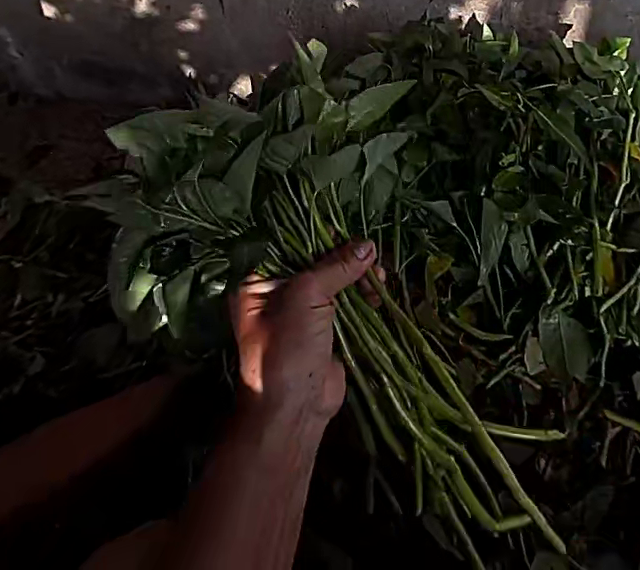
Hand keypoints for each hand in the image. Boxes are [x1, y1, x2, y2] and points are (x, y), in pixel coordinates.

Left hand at [229, 240, 377, 423]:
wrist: (293, 410)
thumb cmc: (286, 346)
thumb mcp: (306, 295)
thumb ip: (336, 266)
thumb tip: (368, 245)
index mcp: (261, 282)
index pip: (292, 246)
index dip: (321, 236)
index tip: (348, 230)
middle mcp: (279, 293)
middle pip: (317, 263)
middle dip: (346, 257)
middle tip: (370, 254)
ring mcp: (303, 313)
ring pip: (335, 283)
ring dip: (358, 276)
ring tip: (378, 276)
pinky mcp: (326, 331)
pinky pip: (347, 304)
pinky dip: (363, 296)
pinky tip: (377, 291)